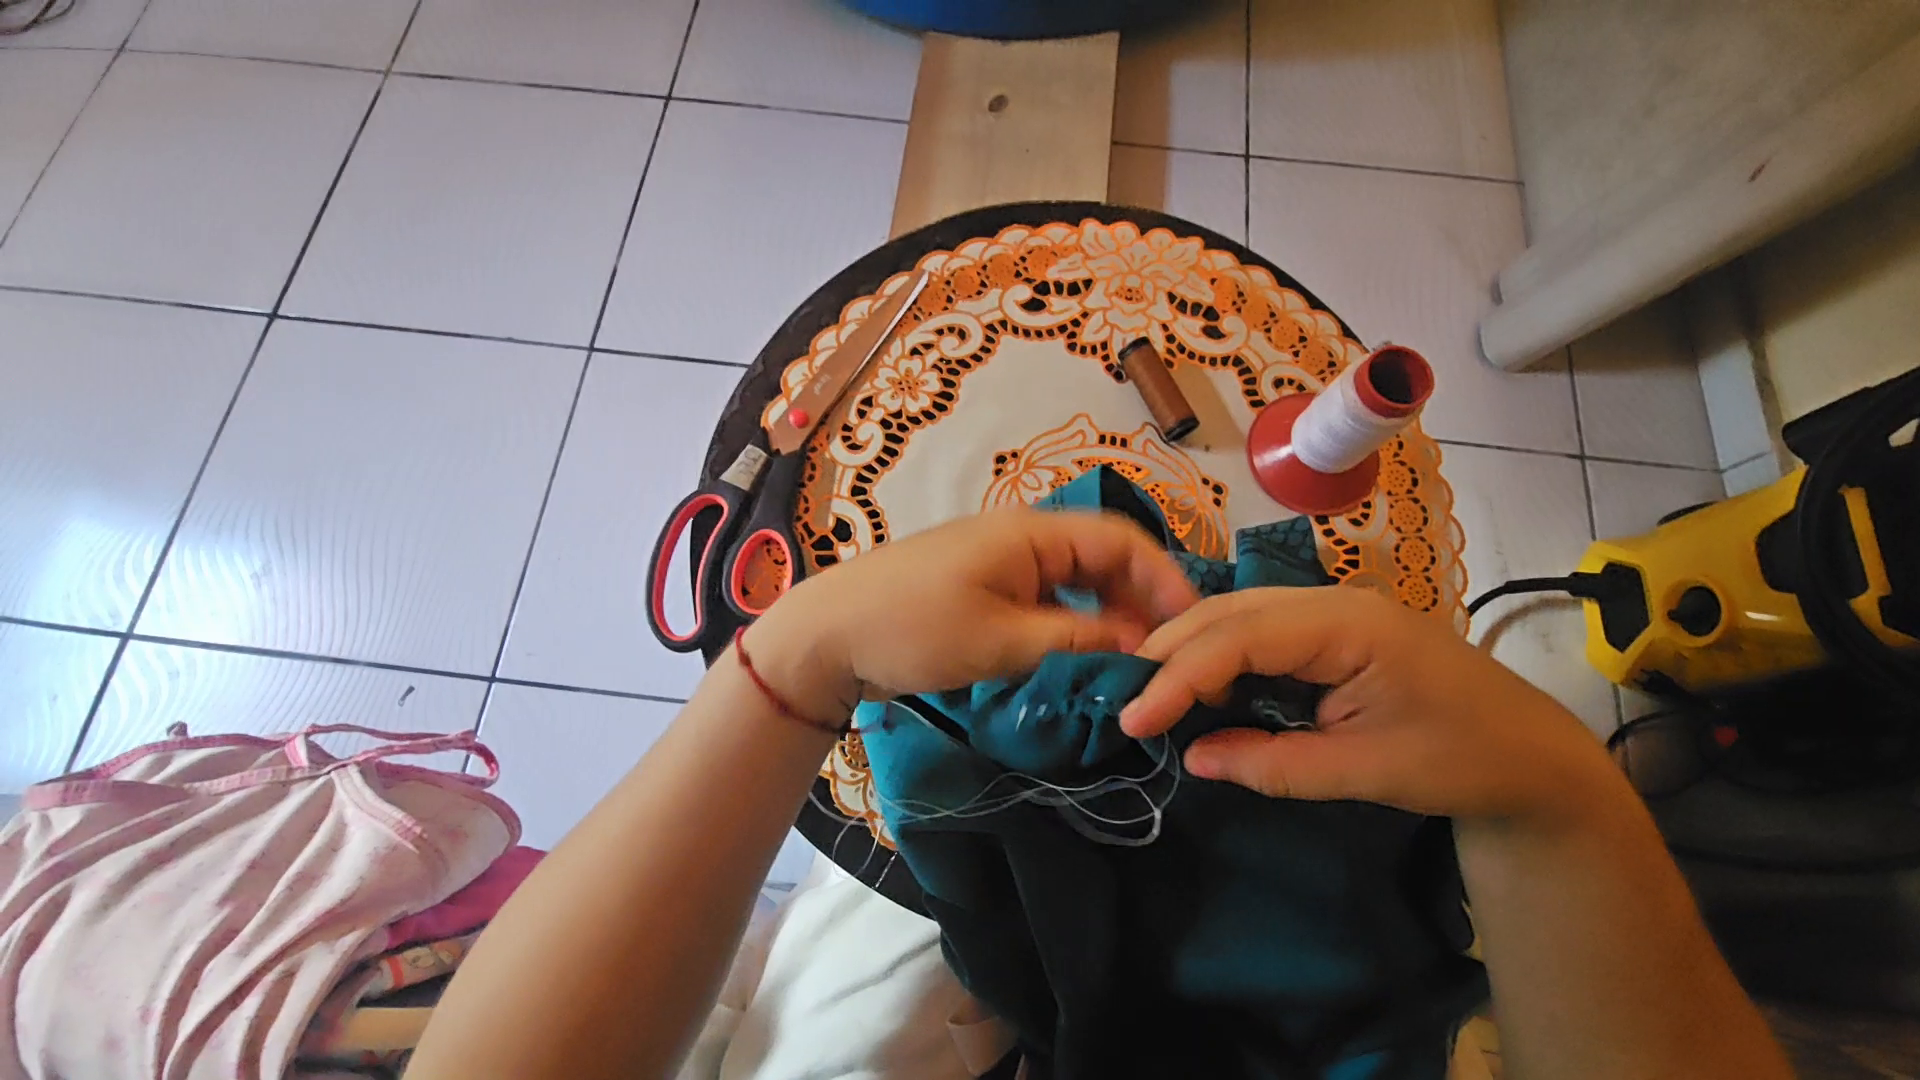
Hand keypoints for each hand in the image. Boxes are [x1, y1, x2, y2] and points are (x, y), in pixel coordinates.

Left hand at [745, 508, 1200, 723]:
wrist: (828, 635)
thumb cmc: (912, 628)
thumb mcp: (1000, 640)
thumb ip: (1076, 640)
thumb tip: (1141, 646)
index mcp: (1031, 533)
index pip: (1120, 539)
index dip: (1163, 577)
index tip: (1192, 623)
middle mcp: (1023, 536)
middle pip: (1102, 557)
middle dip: (1141, 598)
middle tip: (1171, 649)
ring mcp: (1002, 561)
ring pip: (1076, 578)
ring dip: (1109, 612)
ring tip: (1139, 657)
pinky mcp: (986, 586)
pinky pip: (1047, 595)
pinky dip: (1074, 620)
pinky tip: (1089, 652)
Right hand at [1119, 586, 1623, 827]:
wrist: (1535, 756)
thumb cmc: (1462, 760)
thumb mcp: (1365, 771)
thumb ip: (1273, 765)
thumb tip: (1191, 758)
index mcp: (1347, 624)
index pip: (1238, 638)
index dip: (1178, 675)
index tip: (1133, 718)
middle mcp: (1330, 601)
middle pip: (1227, 612)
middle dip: (1171, 653)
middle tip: (1125, 698)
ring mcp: (1329, 610)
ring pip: (1235, 615)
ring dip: (1189, 651)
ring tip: (1152, 693)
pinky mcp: (1327, 629)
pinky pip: (1256, 631)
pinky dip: (1219, 657)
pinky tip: (1201, 686)